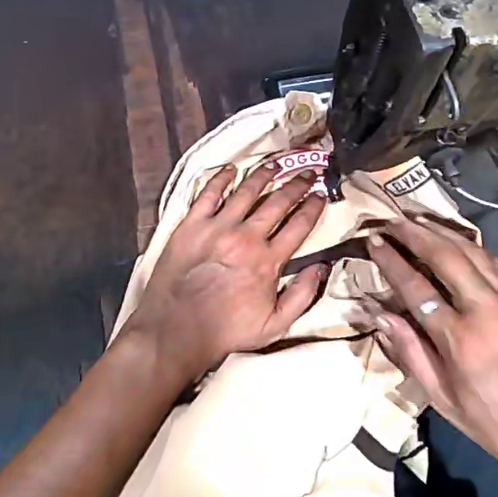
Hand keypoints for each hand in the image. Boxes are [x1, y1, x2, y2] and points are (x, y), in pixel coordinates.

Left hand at [123, 163, 329, 380]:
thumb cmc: (226, 332)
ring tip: (277, 165)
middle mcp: (246, 237)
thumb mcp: (275, 325)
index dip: (313, 207)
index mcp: (268, 260)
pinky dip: (221, 179)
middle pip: (277, 202)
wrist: (176, 330)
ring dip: (264, 175)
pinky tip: (230, 169)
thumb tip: (320, 268)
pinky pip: (208, 194)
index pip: (299, 225)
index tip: (321, 195)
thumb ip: (302, 296)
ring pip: (246, 191)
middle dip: (296, 185)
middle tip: (307, 173)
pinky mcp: (191, 225)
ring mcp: (217, 227)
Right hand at [359, 217, 497, 489]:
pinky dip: (474, 247)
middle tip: (392, 220)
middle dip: (415, 233)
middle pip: (446, 256)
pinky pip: (497, 263)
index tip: (374, 242)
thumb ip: (411, 353)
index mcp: (460, 338)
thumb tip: (379, 317)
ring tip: (420, 220)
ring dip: (444, 232)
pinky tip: (461, 242)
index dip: (391, 261)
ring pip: (474, 252)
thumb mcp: (445, 400)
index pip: (416, 287)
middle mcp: (486, 308)